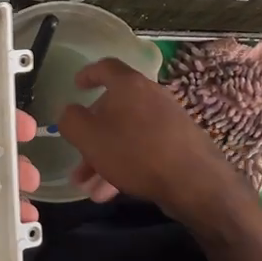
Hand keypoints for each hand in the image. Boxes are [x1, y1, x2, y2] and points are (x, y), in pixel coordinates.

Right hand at [58, 58, 245, 219]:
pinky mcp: (176, 141)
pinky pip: (142, 148)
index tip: (76, 85)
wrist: (192, 178)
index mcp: (129, 84)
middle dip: (92, 137)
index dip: (88, 74)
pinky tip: (110, 192)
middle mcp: (150, 94)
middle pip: (114, 108)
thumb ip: (72, 120)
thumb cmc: (134, 150)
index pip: (105, 67)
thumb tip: (70, 111)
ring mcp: (166, 118)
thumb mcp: (90, 137)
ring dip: (104, 158)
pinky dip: (124, 165)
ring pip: (126, 134)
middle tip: (77, 160)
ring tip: (89, 187)